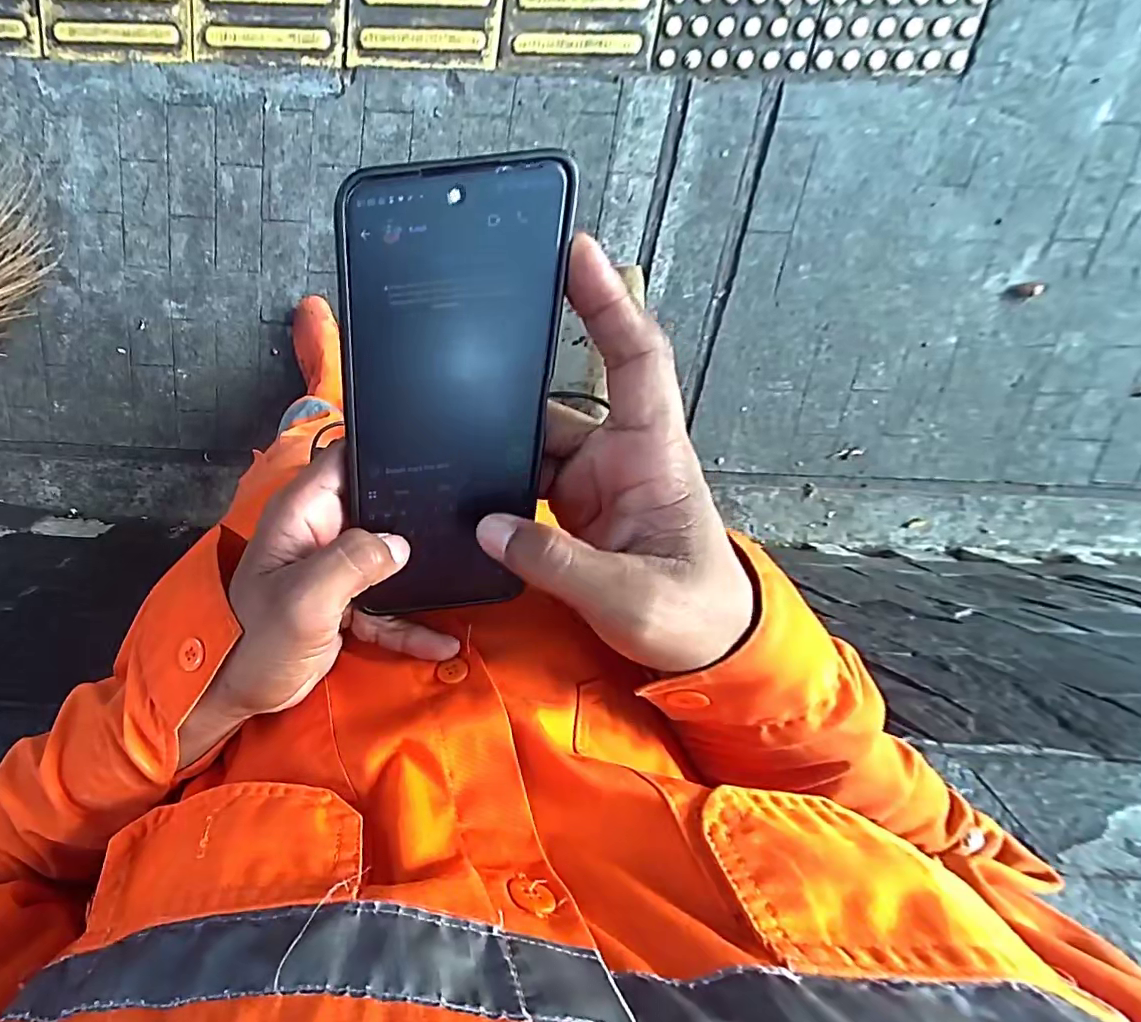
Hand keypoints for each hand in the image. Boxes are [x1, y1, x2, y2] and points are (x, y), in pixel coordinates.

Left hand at [179, 447, 460, 767]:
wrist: (242, 692)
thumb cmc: (256, 642)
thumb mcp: (304, 600)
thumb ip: (350, 563)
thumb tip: (401, 544)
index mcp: (302, 514)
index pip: (344, 459)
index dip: (383, 452)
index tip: (430, 458)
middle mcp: (321, 531)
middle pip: (377, 503)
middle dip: (415, 510)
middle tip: (465, 520)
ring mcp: (335, 566)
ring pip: (390, 554)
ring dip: (420, 572)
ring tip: (465, 575)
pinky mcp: (347, 599)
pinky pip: (388, 603)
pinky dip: (410, 622)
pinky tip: (442, 641)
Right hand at [476, 233, 755, 673]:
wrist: (701, 649)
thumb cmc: (691, 617)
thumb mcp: (629, 596)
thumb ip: (557, 563)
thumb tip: (487, 528)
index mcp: (651, 457)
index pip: (636, 361)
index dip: (606, 305)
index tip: (577, 254)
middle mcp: (615, 458)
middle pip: (553, 406)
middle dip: (508, 391)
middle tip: (452, 369)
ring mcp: (587, 483)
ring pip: (527, 444)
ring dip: (491, 447)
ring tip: (439, 442)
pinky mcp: (565, 510)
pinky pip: (520, 479)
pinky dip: (491, 480)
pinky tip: (459, 486)